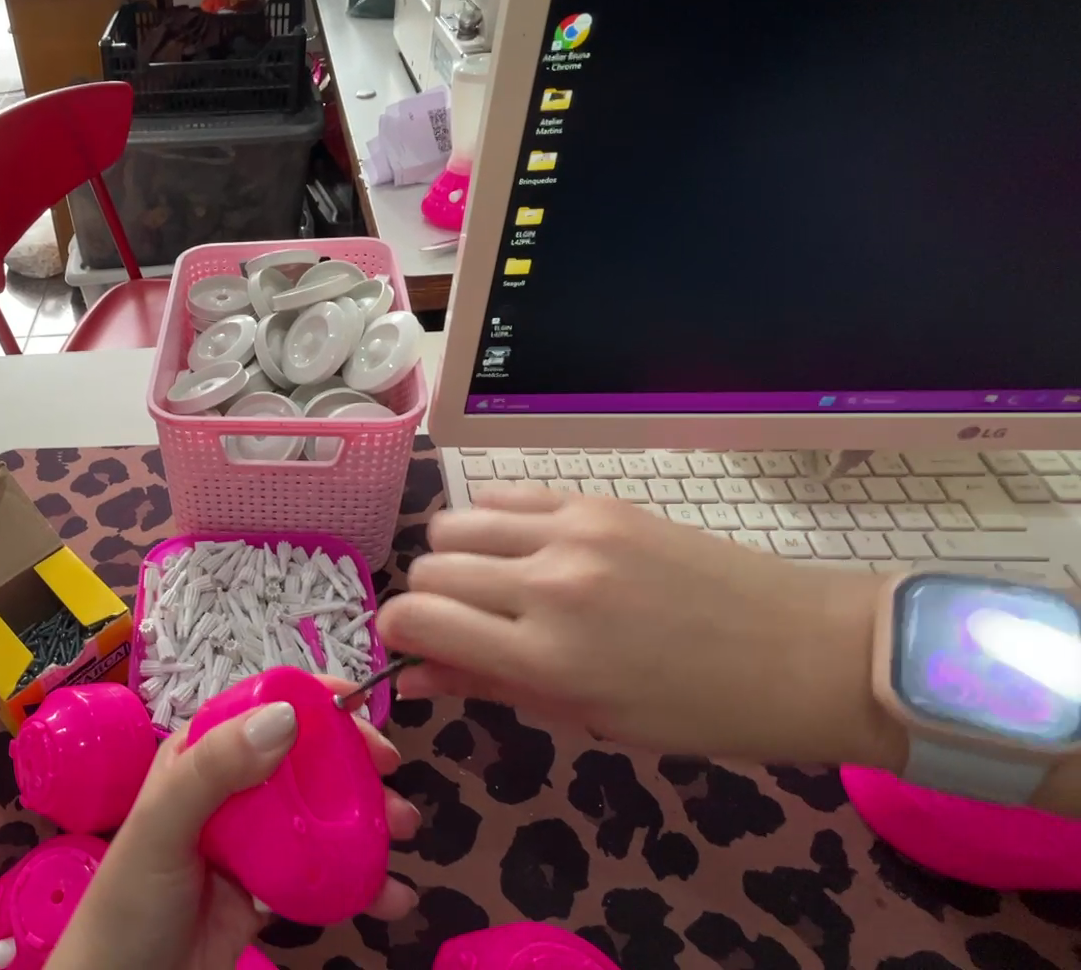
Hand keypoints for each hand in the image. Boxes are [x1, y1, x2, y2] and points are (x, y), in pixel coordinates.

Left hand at [47, 683, 418, 969]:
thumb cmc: (134, 893)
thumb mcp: (165, 822)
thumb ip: (216, 767)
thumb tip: (286, 717)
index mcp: (202, 754)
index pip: (259, 708)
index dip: (309, 699)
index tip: (358, 702)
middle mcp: (233, 787)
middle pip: (302, 757)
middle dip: (352, 757)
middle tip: (393, 769)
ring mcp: (255, 838)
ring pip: (322, 812)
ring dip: (368, 815)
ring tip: (406, 828)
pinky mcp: (271, 888)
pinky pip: (325, 873)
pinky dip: (362, 881)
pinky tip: (393, 896)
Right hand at [376, 484, 905, 769]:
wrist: (813, 650)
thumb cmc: (699, 710)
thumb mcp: (589, 716)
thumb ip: (489, 687)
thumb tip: (412, 674)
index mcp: (547, 658)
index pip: (415, 620)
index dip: (398, 633)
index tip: (415, 643)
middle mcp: (546, 585)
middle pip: (427, 569)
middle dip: (430, 600)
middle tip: (469, 621)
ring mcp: (569, 533)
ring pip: (451, 525)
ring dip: (456, 557)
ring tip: (497, 580)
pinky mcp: (592, 501)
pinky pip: (499, 495)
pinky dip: (492, 523)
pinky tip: (526, 547)